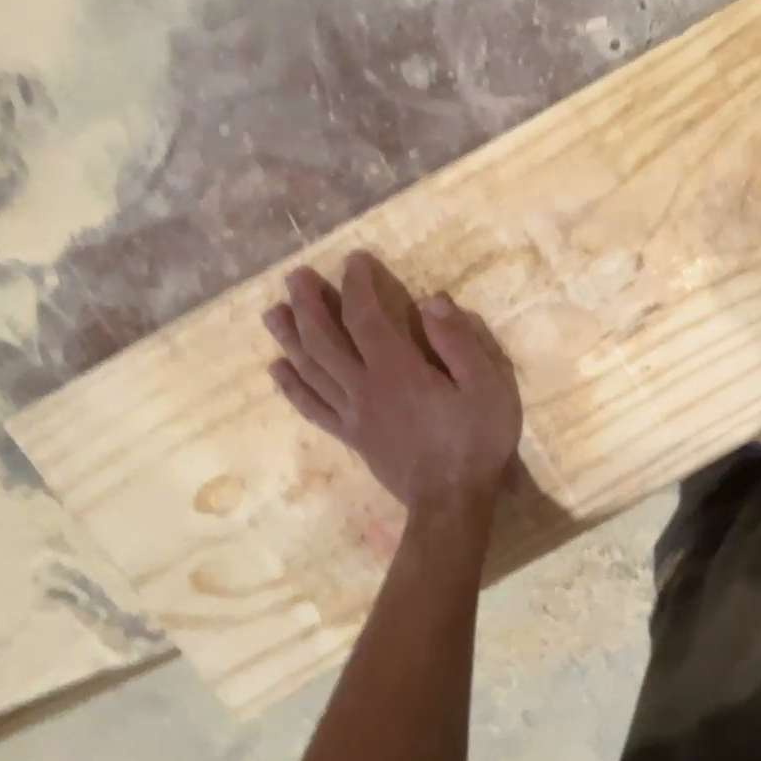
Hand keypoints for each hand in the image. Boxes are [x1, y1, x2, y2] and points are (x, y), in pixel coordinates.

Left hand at [263, 251, 523, 523]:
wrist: (452, 500)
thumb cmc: (477, 439)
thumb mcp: (487, 385)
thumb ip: (458, 342)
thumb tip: (431, 301)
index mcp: (398, 371)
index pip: (366, 319)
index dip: (357, 286)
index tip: (354, 259)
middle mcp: (364, 388)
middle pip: (324, 340)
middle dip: (309, 304)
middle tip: (296, 276)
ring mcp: (352, 414)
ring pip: (309, 370)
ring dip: (289, 338)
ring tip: (273, 312)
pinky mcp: (352, 436)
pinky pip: (312, 407)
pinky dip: (291, 386)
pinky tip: (277, 369)